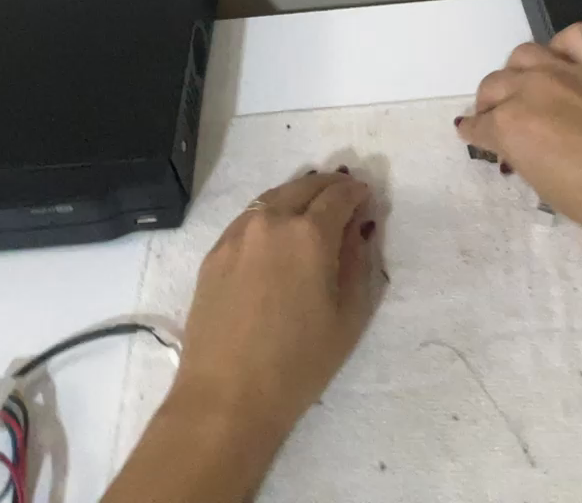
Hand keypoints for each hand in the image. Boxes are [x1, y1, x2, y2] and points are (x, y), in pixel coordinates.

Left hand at [167, 170, 382, 439]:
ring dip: (298, 194)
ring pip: (274, 196)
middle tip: (344, 194)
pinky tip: (277, 231)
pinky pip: (249, 217)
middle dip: (329, 185)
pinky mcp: (215, 250)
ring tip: (312, 207)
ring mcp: (238, 233)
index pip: (339, 195)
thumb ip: (358, 260)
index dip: (357, 192)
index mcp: (310, 234)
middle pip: (305, 185)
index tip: (366, 195)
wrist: (226, 397)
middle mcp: (272, 221)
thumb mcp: (349, 316)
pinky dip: (270, 212)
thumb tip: (357, 227)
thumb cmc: (298, 364)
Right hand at [455, 22, 581, 254]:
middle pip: (494, 85)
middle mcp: (530, 91)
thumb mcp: (548, 190)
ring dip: (517, 72)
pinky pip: (575, 36)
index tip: (474, 137)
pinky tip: (565, 62)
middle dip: (490, 104)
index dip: (475, 133)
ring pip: (523, 54)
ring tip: (525, 89)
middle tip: (499, 120)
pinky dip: (564, 45)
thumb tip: (517, 146)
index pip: (479, 125)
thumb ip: (524, 157)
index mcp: (509, 127)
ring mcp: (566, 72)